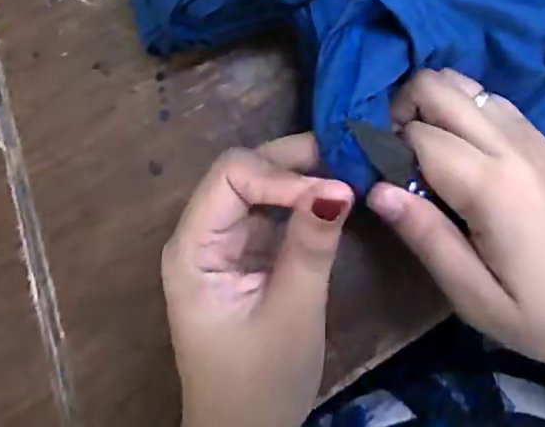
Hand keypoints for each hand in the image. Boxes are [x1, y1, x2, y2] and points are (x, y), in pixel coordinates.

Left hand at [162, 134, 354, 426]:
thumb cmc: (260, 386)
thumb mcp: (292, 318)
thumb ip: (310, 248)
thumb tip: (340, 186)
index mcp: (194, 248)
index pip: (232, 176)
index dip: (280, 174)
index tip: (331, 189)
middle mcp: (204, 231)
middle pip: (246, 169)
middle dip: (296, 160)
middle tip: (350, 159)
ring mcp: (226, 238)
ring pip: (263, 179)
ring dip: (304, 171)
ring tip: (350, 169)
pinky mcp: (249, 248)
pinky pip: (276, 204)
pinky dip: (306, 193)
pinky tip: (336, 192)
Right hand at [365, 69, 544, 373]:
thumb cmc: (540, 314)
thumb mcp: (474, 297)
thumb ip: (425, 236)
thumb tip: (375, 188)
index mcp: (493, 186)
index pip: (419, 134)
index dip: (386, 146)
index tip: (378, 173)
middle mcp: (509, 143)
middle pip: (436, 86)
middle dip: (402, 107)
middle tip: (395, 153)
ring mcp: (527, 131)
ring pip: (459, 81)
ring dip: (429, 101)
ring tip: (423, 145)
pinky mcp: (536, 132)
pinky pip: (484, 94)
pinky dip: (457, 103)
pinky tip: (455, 141)